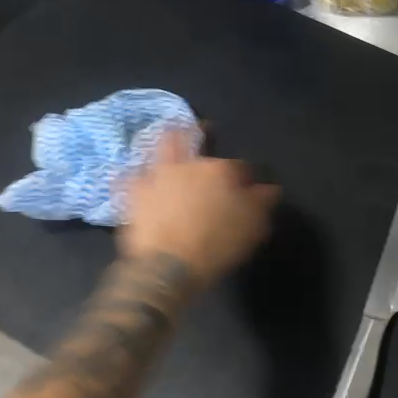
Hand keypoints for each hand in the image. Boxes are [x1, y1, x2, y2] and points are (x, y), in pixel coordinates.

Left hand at [121, 130, 279, 284]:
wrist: (168, 268)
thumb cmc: (217, 245)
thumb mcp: (254, 226)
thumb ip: (263, 202)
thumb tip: (269, 187)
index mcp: (221, 171)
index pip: (239, 166)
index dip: (244, 175)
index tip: (247, 186)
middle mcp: (188, 165)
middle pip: (193, 139)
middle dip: (198, 131)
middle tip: (202, 129)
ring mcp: (157, 177)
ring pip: (160, 148)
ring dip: (164, 140)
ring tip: (167, 134)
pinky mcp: (134, 195)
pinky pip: (128, 178)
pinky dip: (130, 174)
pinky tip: (131, 173)